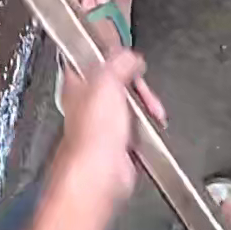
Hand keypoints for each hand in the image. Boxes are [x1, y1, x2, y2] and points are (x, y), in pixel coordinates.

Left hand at [55, 49, 166, 203]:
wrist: (101, 172)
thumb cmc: (93, 132)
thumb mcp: (108, 81)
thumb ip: (120, 63)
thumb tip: (130, 56)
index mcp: (77, 82)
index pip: (95, 60)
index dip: (113, 58)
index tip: (130, 59)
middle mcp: (87, 102)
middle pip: (118, 83)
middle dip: (137, 86)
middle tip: (145, 91)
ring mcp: (103, 123)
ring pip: (129, 106)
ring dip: (145, 108)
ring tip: (153, 112)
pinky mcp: (118, 143)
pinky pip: (137, 129)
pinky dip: (148, 128)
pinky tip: (151, 129)